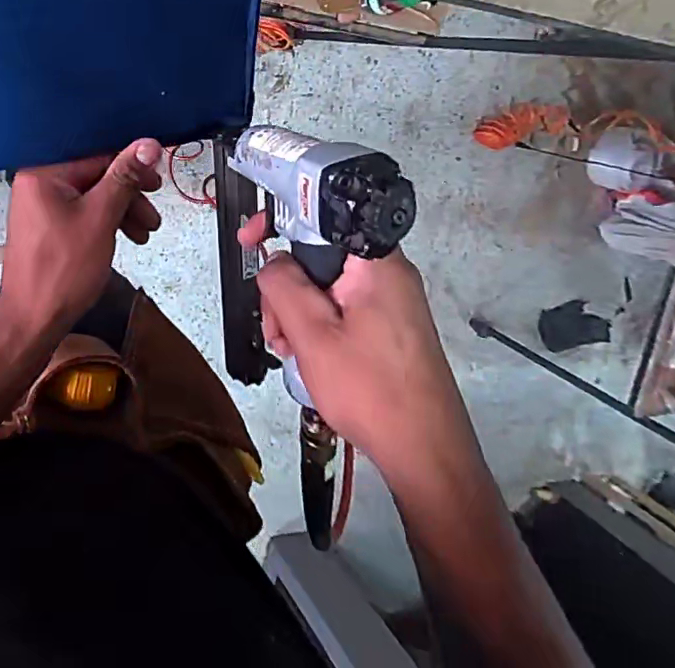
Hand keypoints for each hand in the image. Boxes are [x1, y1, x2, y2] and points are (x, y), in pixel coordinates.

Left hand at [0, 139, 164, 336]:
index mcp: (43, 174)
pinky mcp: (47, 226)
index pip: (97, 157)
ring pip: (92, 197)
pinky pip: (82, 213)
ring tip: (144, 232)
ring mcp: (40, 207)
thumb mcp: (101, 218)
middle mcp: (37, 185)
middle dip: (129, 195)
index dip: (132, 168)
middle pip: (96, 177)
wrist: (33, 321)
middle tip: (151, 213)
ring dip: (122, 212)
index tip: (156, 181)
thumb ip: (125, 178)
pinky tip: (125, 237)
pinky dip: (105, 223)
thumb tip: (148, 146)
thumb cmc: (60, 272)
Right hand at [237, 214, 468, 474]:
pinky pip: (342, 309)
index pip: (320, 219)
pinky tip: (309, 357)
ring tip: (290, 351)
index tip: (249, 239)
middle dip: (286, 289)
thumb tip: (273, 263)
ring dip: (298, 313)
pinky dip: (318, 327)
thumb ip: (283, 287)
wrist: (426, 454)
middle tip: (276, 329)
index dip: (278, 223)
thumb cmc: (373, 393)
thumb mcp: (313, 336)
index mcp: (376, 264)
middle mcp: (388, 274)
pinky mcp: (390, 326)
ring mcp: (391, 301)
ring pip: (326, 287)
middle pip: (319, 258)